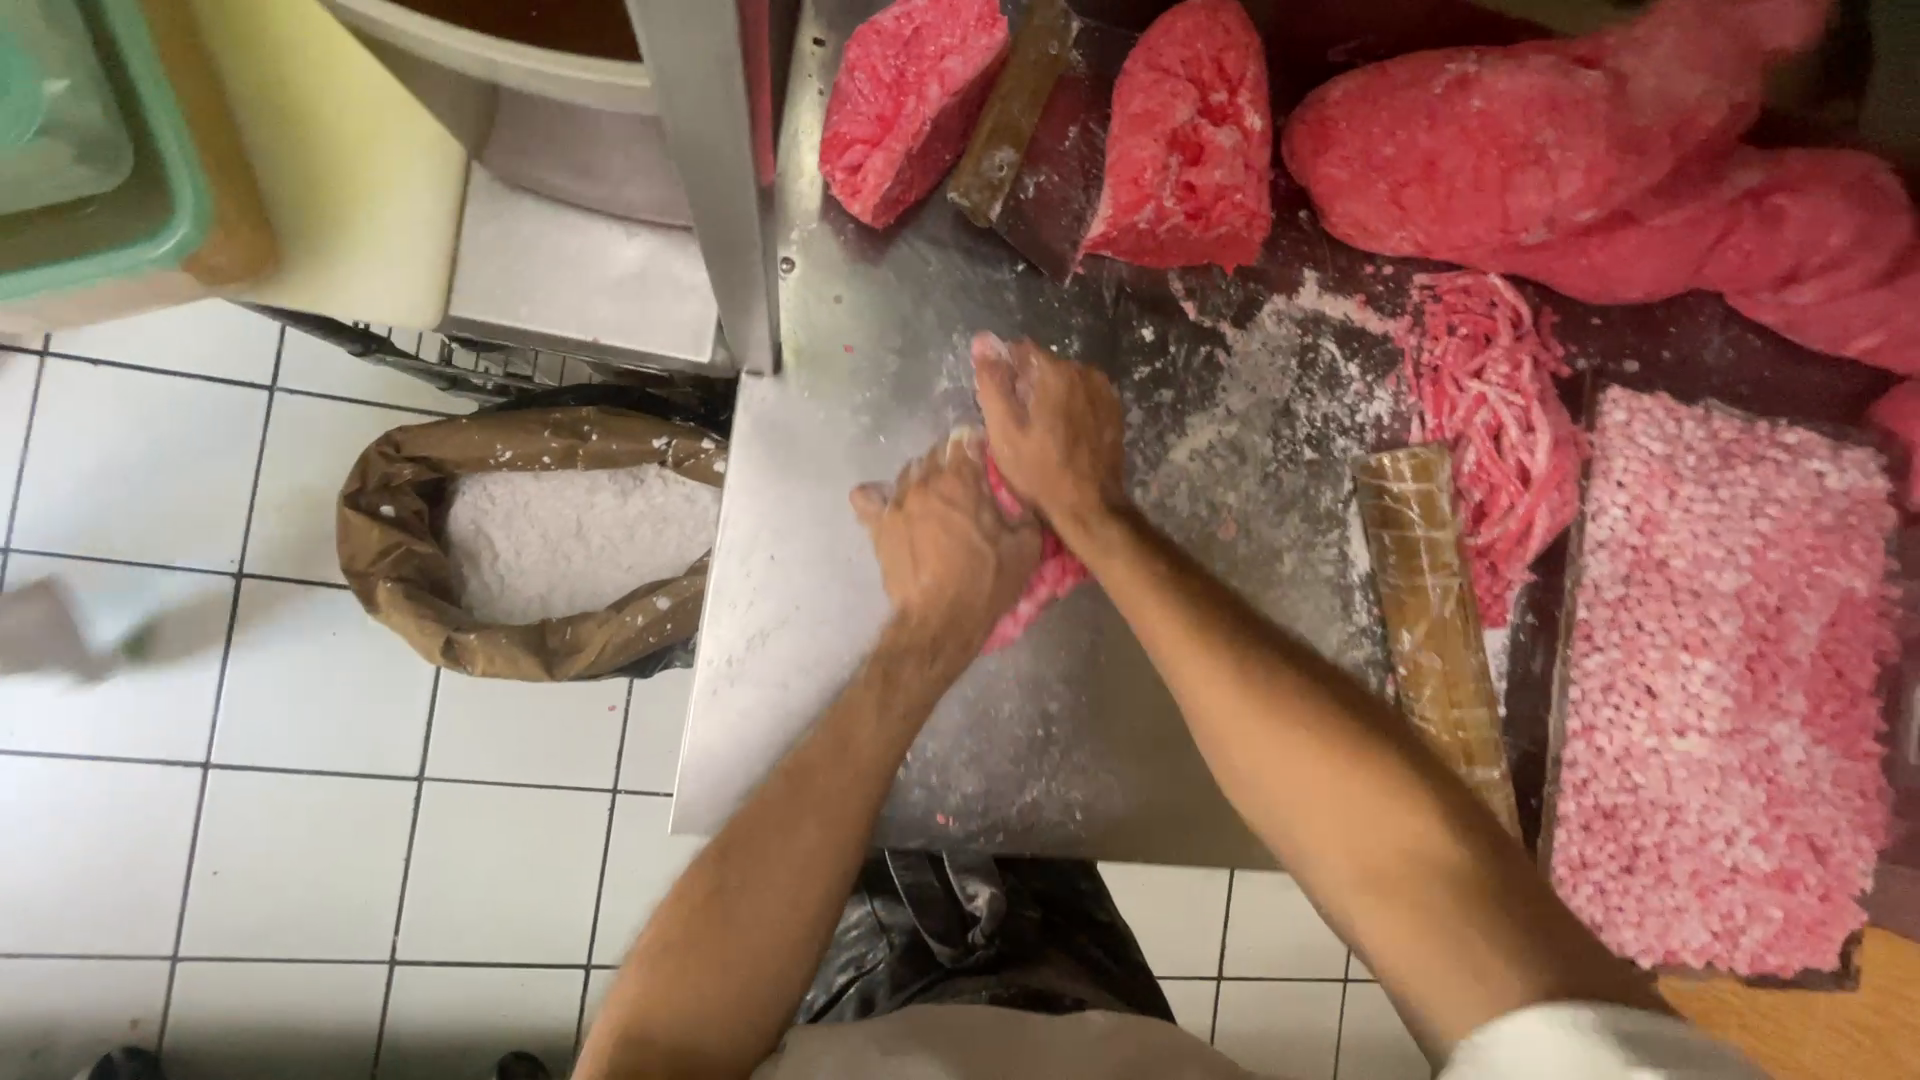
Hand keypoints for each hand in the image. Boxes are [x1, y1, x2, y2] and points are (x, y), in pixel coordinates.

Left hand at [850, 429, 1042, 649]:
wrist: (941, 619)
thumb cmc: (986, 583)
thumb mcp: (1025, 548)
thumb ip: (1026, 512)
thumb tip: (1022, 498)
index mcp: (961, 480)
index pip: (964, 441)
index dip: (976, 447)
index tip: (985, 462)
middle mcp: (924, 482)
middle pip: (935, 454)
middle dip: (951, 463)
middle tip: (966, 487)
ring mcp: (896, 502)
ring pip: (908, 473)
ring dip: (923, 479)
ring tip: (935, 500)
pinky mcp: (877, 525)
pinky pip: (868, 498)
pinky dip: (879, 497)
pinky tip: (891, 506)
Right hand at [972, 332, 1127, 531]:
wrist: (1089, 504)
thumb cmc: (1039, 471)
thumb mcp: (1004, 431)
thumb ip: (992, 382)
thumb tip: (982, 340)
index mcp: (1055, 371)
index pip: (1020, 350)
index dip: (1005, 373)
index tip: (1001, 403)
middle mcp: (1083, 371)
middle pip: (1043, 366)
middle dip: (1028, 386)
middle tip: (1019, 424)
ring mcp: (1104, 390)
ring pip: (1064, 381)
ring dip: (1050, 397)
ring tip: (1042, 432)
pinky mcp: (1114, 409)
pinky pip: (1083, 397)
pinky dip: (1070, 408)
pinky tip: (1064, 436)